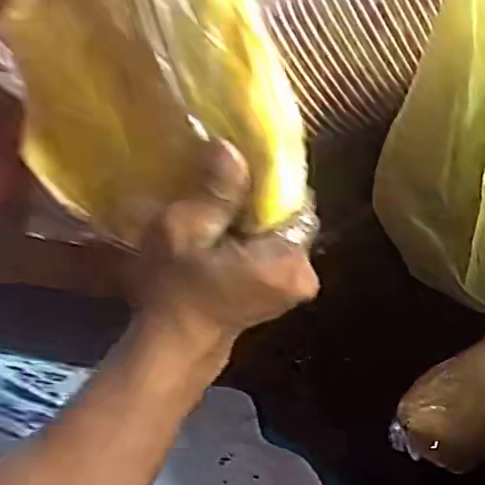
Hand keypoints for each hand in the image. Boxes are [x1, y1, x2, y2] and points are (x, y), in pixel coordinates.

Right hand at [129, 141, 318, 358]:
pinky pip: (281, 250)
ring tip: (224, 207)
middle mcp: (306, 275)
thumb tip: (232, 149)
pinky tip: (231, 232)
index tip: (244, 163)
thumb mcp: (185, 230)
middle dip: (264, 201)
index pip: (297, 205)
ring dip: (259, 220)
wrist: (183, 334)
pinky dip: (260, 238)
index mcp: (289, 262)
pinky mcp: (291, 290)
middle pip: (294, 219)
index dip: (271, 181)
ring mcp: (302, 285)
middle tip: (226, 184)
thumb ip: (216, 193)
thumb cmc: (177, 285)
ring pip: (287, 234)